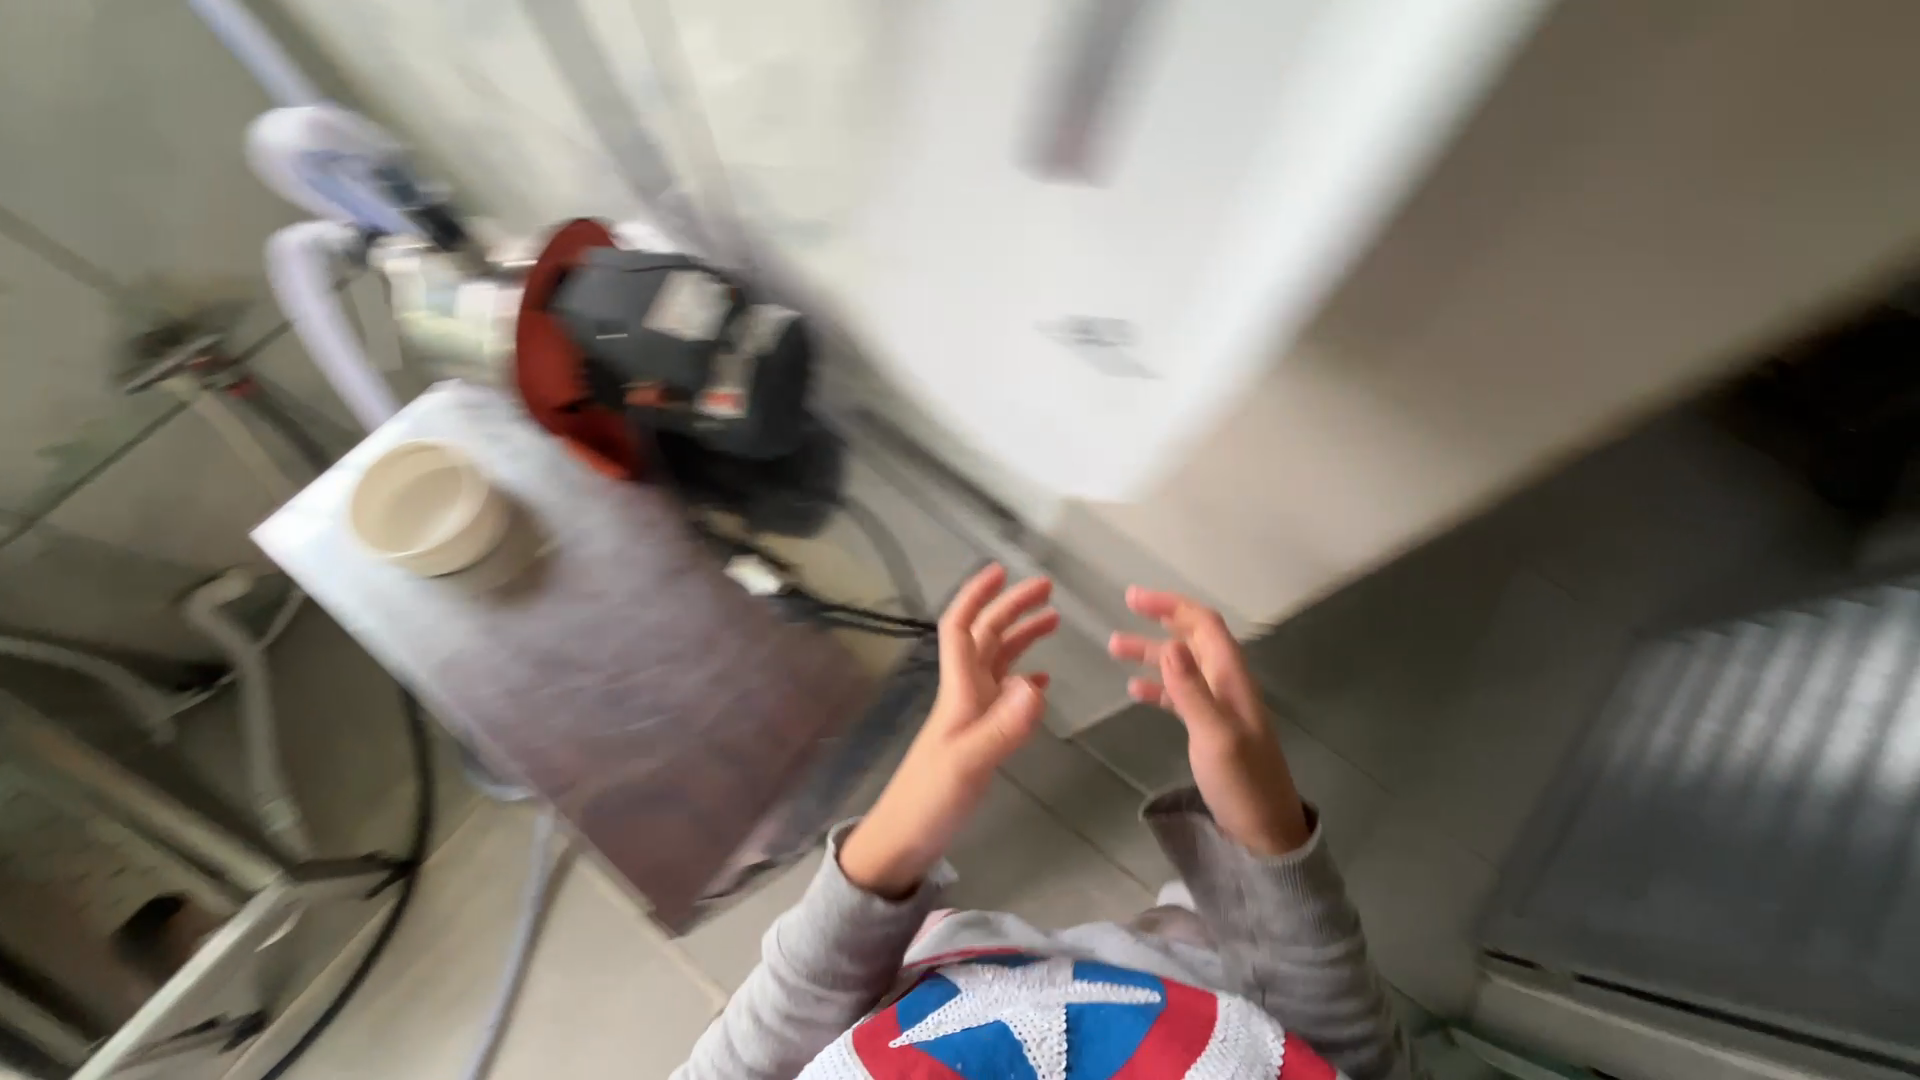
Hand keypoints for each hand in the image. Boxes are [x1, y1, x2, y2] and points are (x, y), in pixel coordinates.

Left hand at [839, 565, 1059, 896]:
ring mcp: (971, 715)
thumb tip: (1037, 684)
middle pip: (985, 637)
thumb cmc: (929, 800)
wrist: (904, 841)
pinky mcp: (979, 737)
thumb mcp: (969, 763)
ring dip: (1021, 638)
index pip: (962, 627)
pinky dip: (1023, 681)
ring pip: (996, 662)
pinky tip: (1039, 684)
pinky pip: (1003, 697)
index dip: (977, 595)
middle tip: (1048, 590)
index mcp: (959, 691)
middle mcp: (964, 694)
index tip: (1003, 571)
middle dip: (1012, 608)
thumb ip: (1003, 728)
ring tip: (1052, 622)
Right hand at [1109, 588, 1310, 855]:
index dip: (1172, 605)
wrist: (1264, 831)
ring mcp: (1219, 707)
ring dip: (1151, 652)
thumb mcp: (1214, 734)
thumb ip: (1191, 689)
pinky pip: (1180, 695)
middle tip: (1125, 607)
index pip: (1204, 624)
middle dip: (1160, 619)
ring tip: (1114, 648)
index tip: (1134, 598)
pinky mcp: (1210, 729)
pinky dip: (1157, 686)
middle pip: (1193, 638)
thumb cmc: (1242, 781)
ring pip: (1182, 665)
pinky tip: (1134, 690)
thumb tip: (1169, 643)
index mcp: (1232, 678)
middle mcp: (1226, 684)